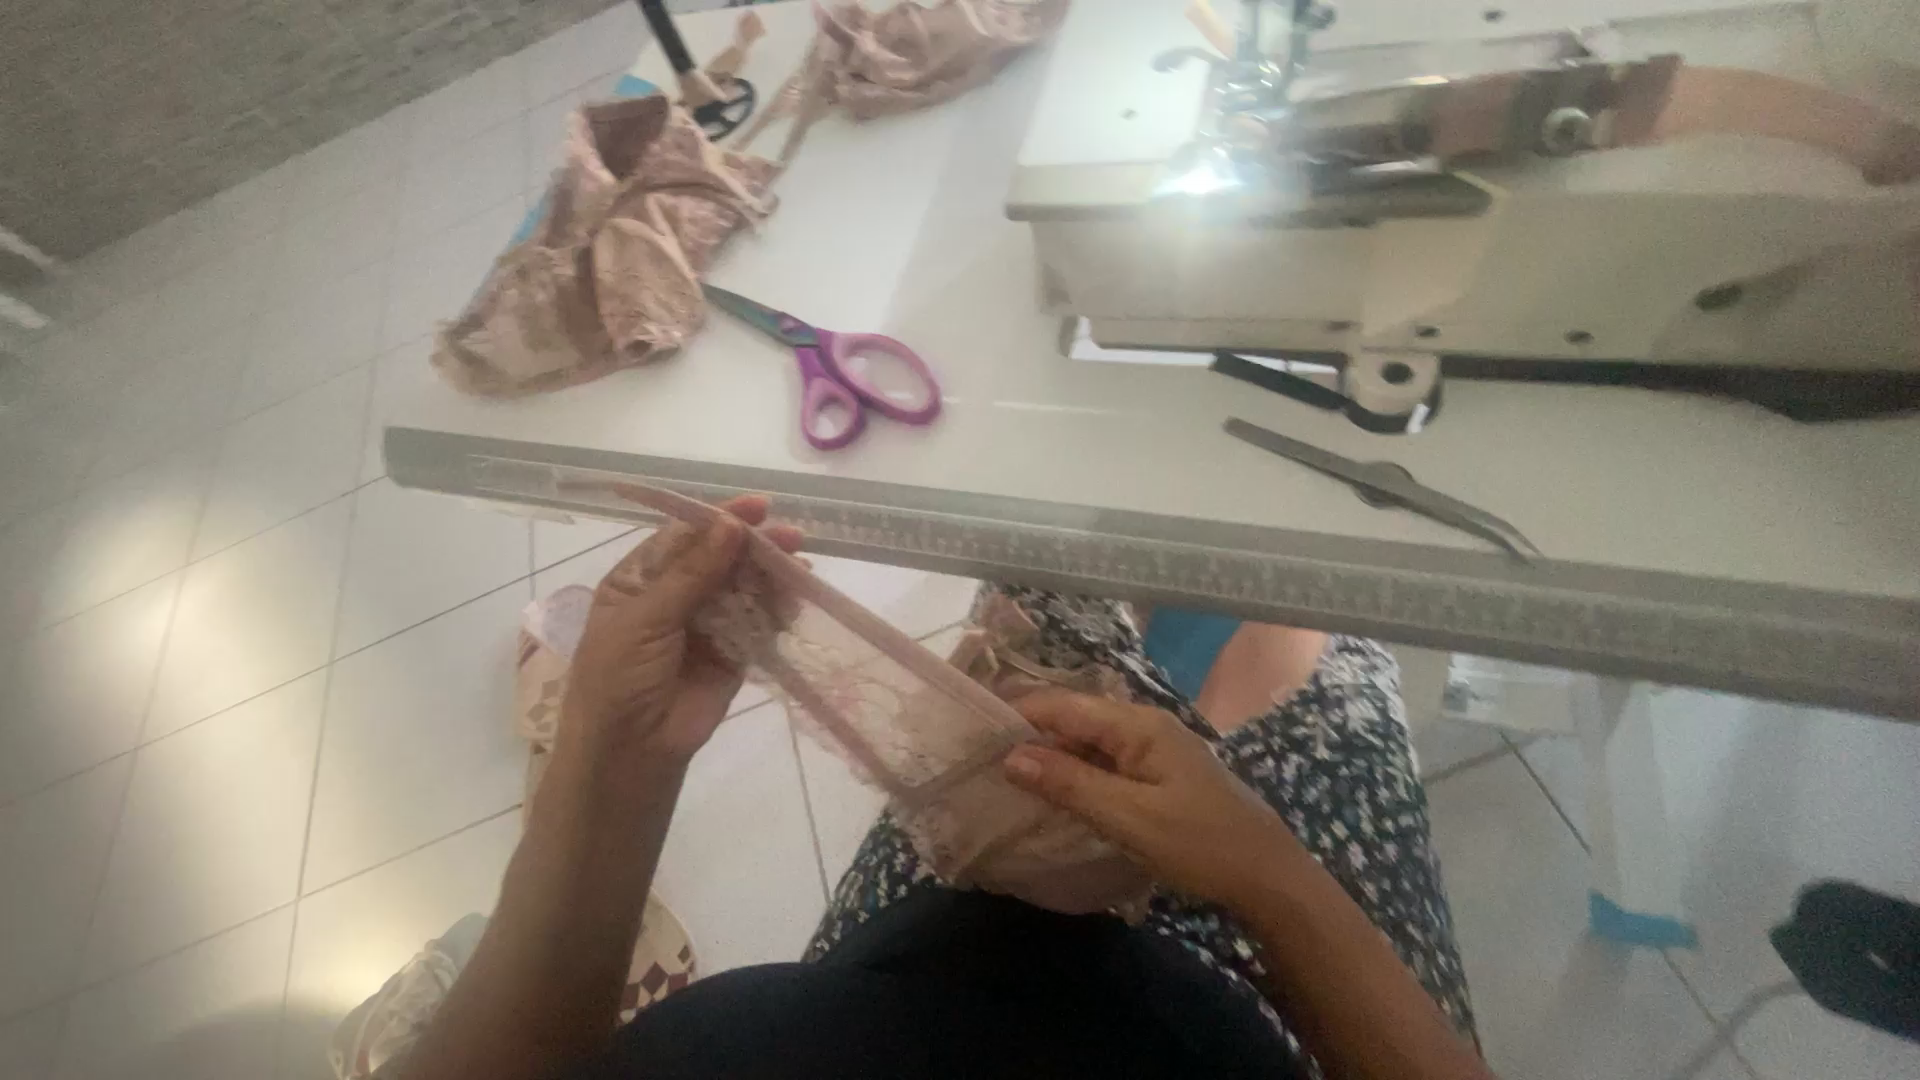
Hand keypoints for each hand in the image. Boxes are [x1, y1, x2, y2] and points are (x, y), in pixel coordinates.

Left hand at [559, 494, 800, 769]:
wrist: (632, 753)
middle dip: (755, 546)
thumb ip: (693, 573)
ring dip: (772, 576)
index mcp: (641, 580)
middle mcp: (675, 596)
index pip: (684, 537)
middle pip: (721, 559)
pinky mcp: (735, 652)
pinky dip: (778, 610)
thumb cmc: (619, 678)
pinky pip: (760, 623)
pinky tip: (794, 601)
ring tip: (800, 569)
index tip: (758, 507)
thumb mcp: (646, 618)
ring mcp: (708, 624)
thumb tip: (732, 527)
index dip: (720, 519)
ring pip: (745, 588)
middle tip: (792, 537)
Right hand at [1003, 689, 1304, 910]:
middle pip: (1075, 719)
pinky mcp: (1158, 773)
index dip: (1019, 713)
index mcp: (1138, 725)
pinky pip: (1106, 762)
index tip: (976, 730)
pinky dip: (1077, 773)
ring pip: (1089, 742)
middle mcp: (1144, 725)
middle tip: (985, 757)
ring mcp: (1153, 749)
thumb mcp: (1129, 818)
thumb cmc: (1201, 844)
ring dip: (1053, 755)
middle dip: (1031, 734)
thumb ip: (1070, 784)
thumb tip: (1011, 756)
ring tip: (1008, 775)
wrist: (1269, 879)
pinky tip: (1056, 793)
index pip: (1064, 705)